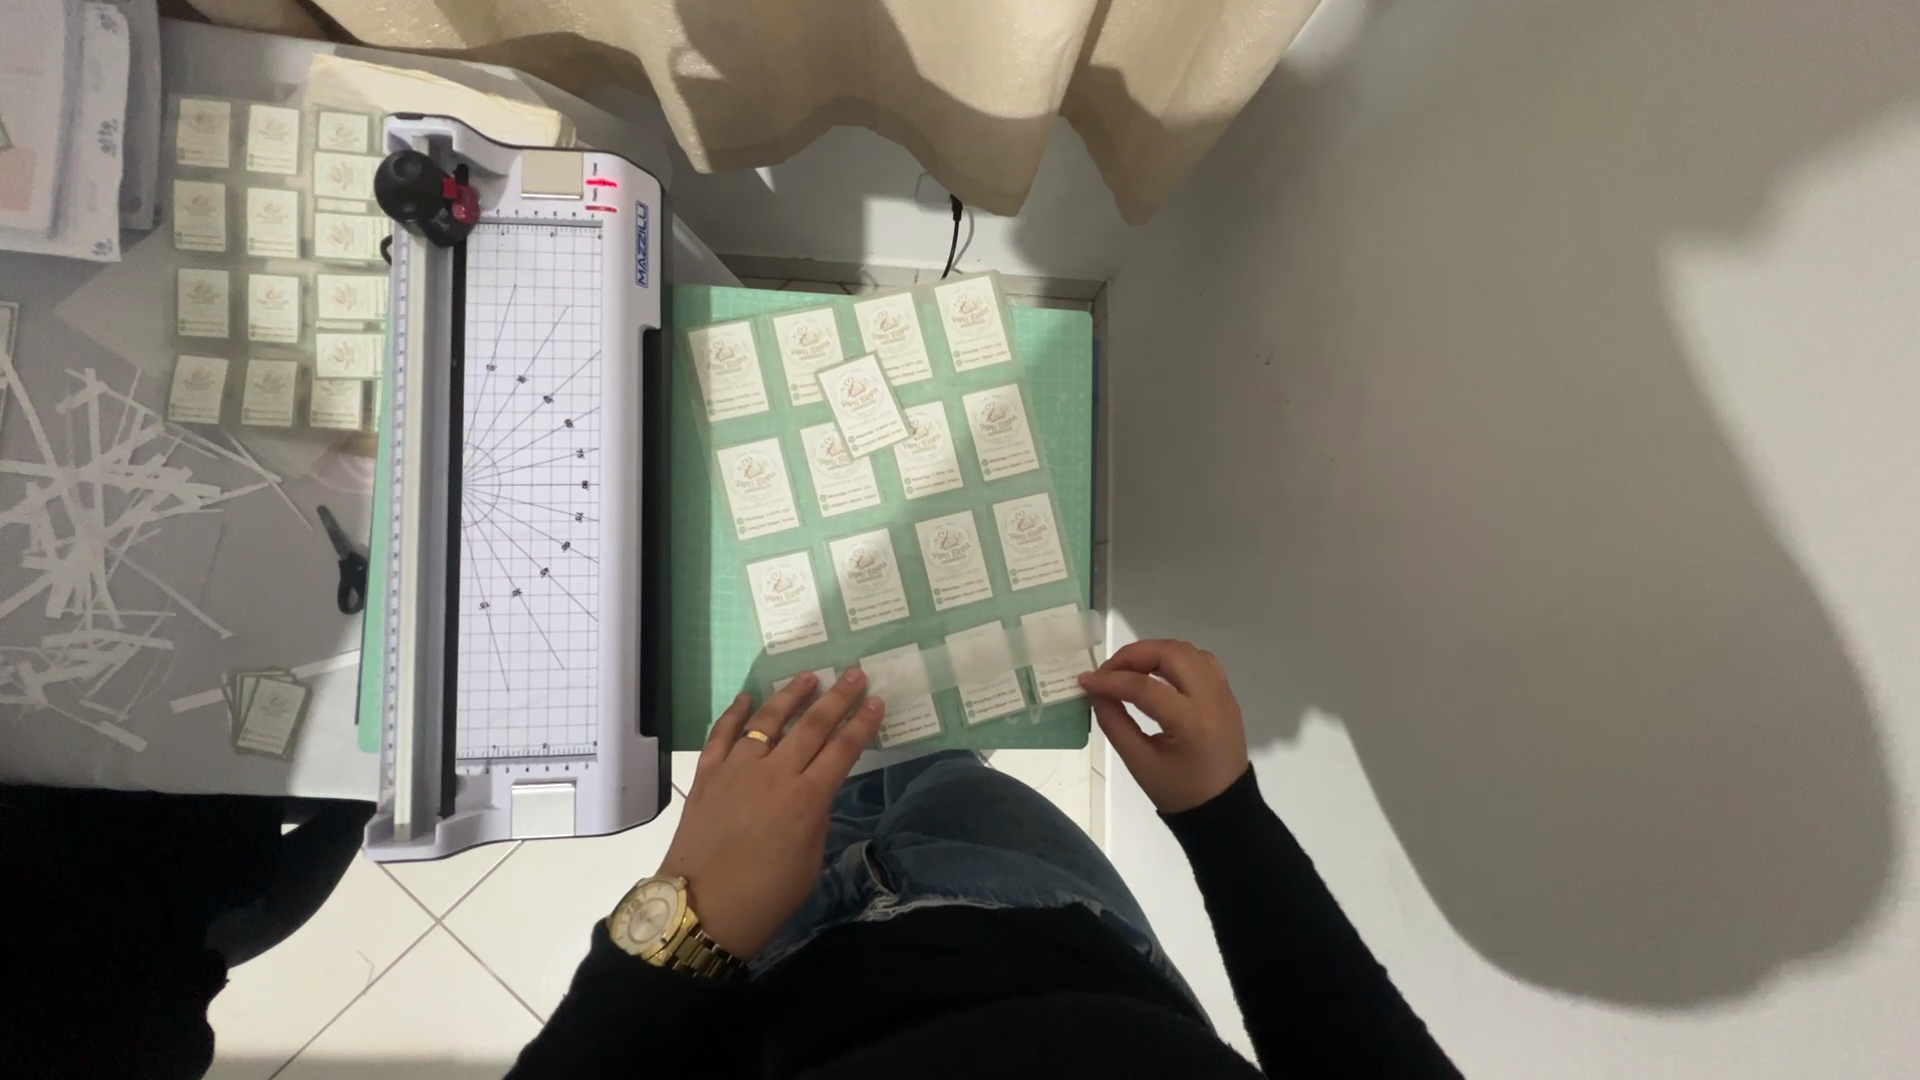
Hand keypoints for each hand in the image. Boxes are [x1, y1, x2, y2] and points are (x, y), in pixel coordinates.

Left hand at [657, 670, 885, 957]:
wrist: (699, 915)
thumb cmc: (764, 898)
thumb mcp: (809, 861)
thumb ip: (817, 817)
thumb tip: (815, 788)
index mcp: (806, 799)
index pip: (843, 749)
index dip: (862, 723)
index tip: (876, 700)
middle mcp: (774, 774)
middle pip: (813, 725)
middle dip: (838, 697)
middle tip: (855, 674)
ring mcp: (738, 770)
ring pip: (769, 720)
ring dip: (791, 695)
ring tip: (808, 677)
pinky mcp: (708, 775)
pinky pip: (723, 734)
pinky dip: (735, 712)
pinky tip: (747, 697)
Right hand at [1078, 639, 1248, 812]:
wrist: (1224, 809)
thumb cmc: (1179, 792)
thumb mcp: (1139, 762)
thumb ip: (1114, 723)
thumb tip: (1095, 692)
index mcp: (1190, 722)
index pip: (1144, 687)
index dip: (1110, 680)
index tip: (1085, 681)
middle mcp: (1211, 699)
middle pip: (1170, 654)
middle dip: (1133, 655)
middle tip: (1108, 671)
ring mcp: (1223, 693)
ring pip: (1186, 650)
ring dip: (1154, 652)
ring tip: (1129, 670)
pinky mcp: (1226, 694)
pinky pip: (1200, 659)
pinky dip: (1174, 657)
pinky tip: (1157, 672)